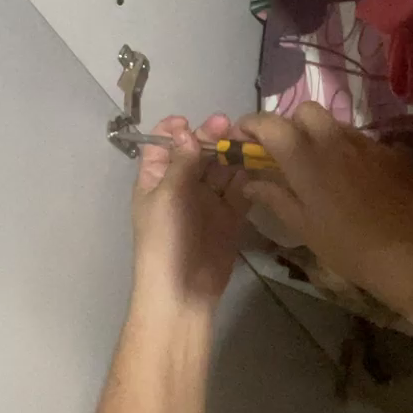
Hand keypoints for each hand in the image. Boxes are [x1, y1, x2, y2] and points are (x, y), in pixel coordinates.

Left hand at [130, 114, 249, 315]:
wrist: (182, 292)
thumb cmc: (164, 240)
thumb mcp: (167, 197)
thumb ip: (181, 164)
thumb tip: (187, 132)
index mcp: (156, 179)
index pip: (161, 145)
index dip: (173, 130)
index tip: (189, 121)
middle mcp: (182, 186)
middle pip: (197, 152)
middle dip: (210, 137)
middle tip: (228, 124)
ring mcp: (207, 201)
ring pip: (221, 168)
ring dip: (232, 153)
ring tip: (248, 138)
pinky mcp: (229, 217)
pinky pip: (239, 191)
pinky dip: (247, 177)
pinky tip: (256, 163)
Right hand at [237, 104, 412, 336]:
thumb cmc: (352, 250)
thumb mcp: (305, 229)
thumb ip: (274, 197)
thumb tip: (249, 181)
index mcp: (306, 158)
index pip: (269, 123)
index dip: (251, 125)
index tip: (243, 138)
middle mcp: (334, 140)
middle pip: (304, 111)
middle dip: (289, 125)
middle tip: (284, 154)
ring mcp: (367, 144)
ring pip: (333, 124)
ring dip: (317, 136)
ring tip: (317, 169)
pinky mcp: (392, 153)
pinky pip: (359, 140)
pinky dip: (346, 150)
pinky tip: (351, 181)